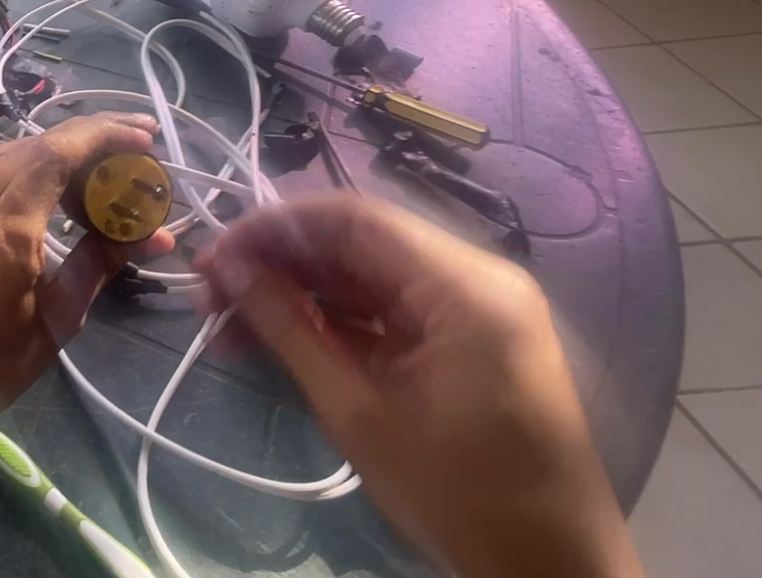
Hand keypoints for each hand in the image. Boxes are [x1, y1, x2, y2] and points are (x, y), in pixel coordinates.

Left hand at [0, 111, 176, 440]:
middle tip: (135, 144)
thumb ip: (100, 263)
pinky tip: (50, 177)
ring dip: (54, 147)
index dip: (101, 137)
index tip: (143, 136)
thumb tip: (154, 233)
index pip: (53, 157)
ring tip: (100, 163)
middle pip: (31, 146)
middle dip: (87, 136)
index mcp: (1, 234)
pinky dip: (22, 163)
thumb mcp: (57, 319)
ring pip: (5, 151)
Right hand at [197, 193, 642, 577]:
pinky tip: (264, 335)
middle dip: (271, 261)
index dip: (270, 227)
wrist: (552, 575)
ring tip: (223, 320)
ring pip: (351, 271)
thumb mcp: (356, 409)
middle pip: (348, 241)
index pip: (349, 219)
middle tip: (208, 291)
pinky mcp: (453, 334)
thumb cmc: (459, 497)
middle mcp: (471, 279)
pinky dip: (318, 314)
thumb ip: (287, 324)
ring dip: (287, 289)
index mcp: (466, 289)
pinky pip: (371, 303)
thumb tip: (225, 265)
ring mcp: (465, 307)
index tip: (214, 257)